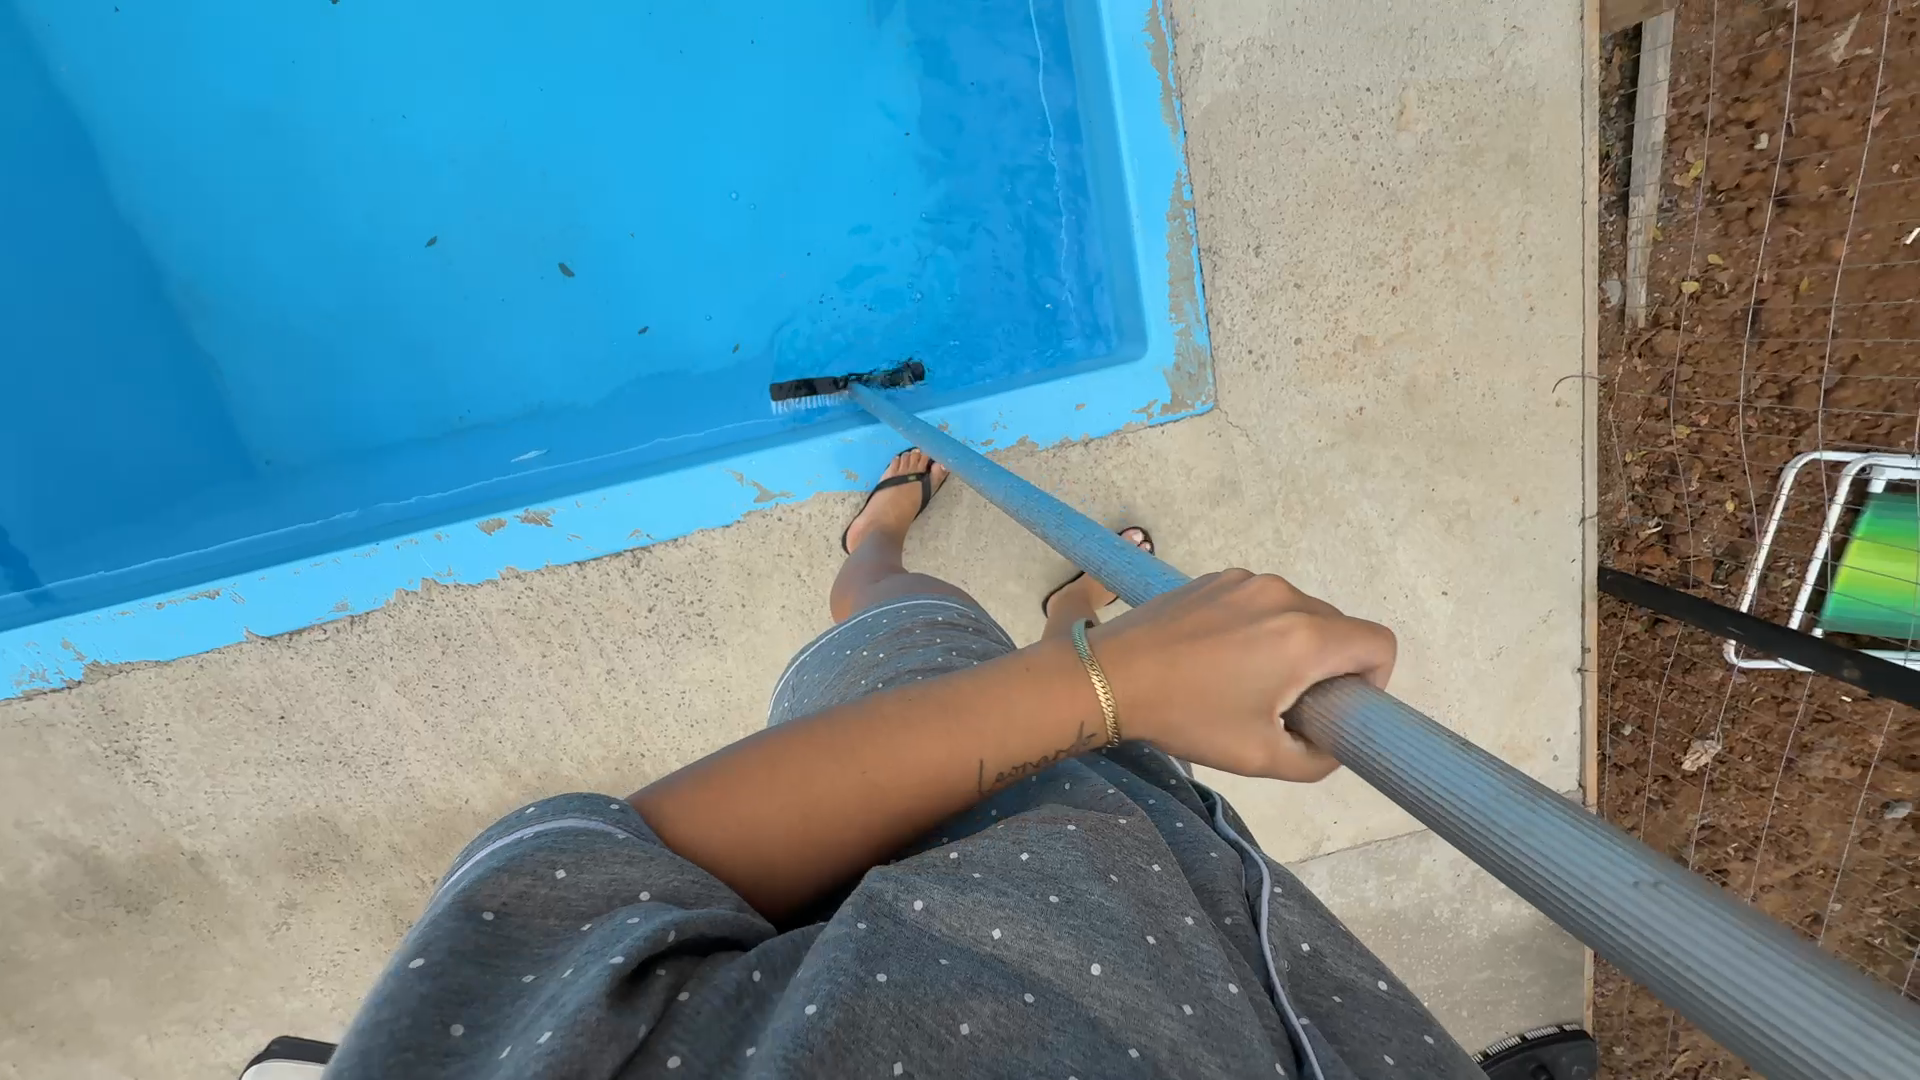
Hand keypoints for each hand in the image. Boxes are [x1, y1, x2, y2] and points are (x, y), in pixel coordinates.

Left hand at [1086, 569, 1395, 780]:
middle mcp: (1281, 595)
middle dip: (1327, 664)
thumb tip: (1332, 741)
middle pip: (1336, 626)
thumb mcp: (1261, 757)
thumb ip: (1318, 758)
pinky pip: (1257, 600)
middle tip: (1284, 701)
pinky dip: (1256, 624)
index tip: (1335, 705)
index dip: (1372, 679)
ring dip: (1289, 642)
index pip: (1378, 643)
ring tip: (1243, 677)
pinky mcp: (1210, 577)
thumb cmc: (1186, 716)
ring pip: (1295, 611)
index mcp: (1304, 636)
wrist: (1108, 676)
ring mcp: (1242, 579)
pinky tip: (1216, 653)